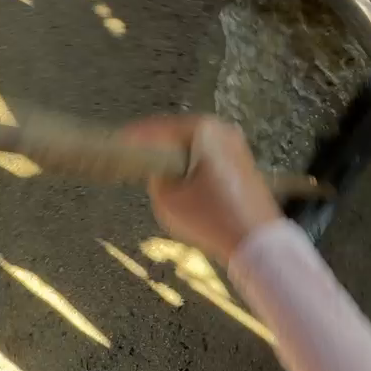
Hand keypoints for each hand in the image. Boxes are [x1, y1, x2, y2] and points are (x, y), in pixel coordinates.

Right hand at [121, 116, 281, 267]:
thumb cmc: (212, 218)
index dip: (132, 139)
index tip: (113, 144)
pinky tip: (179, 183)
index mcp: (204, 129)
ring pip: (194, 148)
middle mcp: (223, 130)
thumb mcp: (166, 198)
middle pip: (177, 136)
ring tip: (151, 173)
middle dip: (155, 148)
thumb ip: (154, 175)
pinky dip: (192, 167)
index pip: (156, 129)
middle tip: (130, 159)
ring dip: (174, 158)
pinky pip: (208, 160)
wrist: (257, 242)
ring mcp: (236, 145)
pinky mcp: (243, 164)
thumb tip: (157, 169)